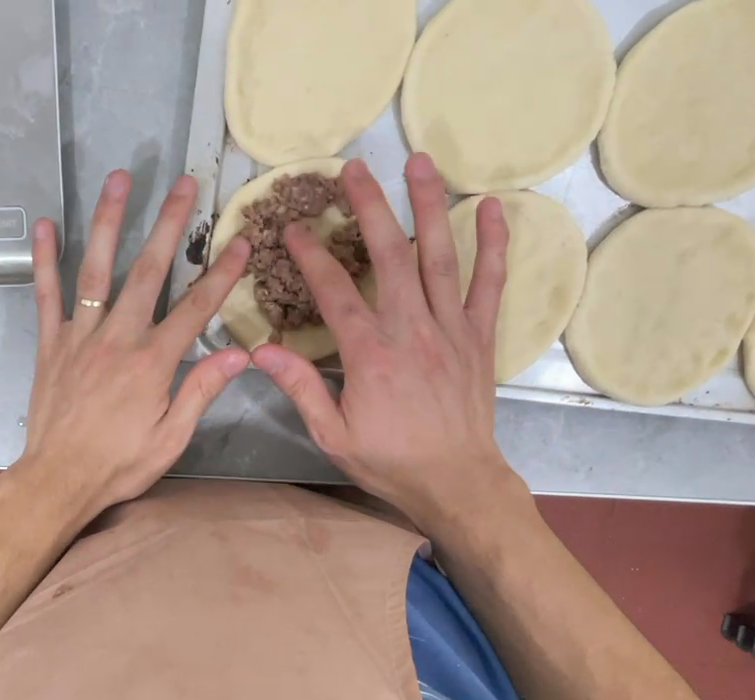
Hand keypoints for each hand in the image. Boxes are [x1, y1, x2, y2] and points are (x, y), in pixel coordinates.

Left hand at [9, 170, 252, 526]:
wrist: (59, 480)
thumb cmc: (120, 465)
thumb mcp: (172, 438)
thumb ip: (201, 392)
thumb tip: (240, 354)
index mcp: (153, 363)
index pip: (195, 309)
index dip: (221, 274)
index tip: (241, 242)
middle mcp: (118, 338)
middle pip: (148, 271)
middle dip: (169, 224)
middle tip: (185, 184)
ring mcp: (80, 337)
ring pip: (97, 269)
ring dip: (109, 221)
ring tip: (120, 179)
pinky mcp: (51, 345)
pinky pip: (47, 296)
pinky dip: (45, 260)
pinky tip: (45, 225)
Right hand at [251, 154, 525, 534]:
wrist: (454, 481)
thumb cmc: (388, 461)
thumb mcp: (331, 434)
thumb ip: (300, 388)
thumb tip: (260, 352)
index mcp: (369, 354)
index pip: (334, 291)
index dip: (312, 255)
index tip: (294, 229)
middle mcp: (410, 329)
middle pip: (389, 254)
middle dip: (369, 207)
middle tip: (354, 169)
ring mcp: (450, 328)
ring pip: (439, 255)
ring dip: (428, 205)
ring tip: (419, 163)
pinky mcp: (480, 336)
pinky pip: (489, 282)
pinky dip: (493, 243)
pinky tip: (492, 207)